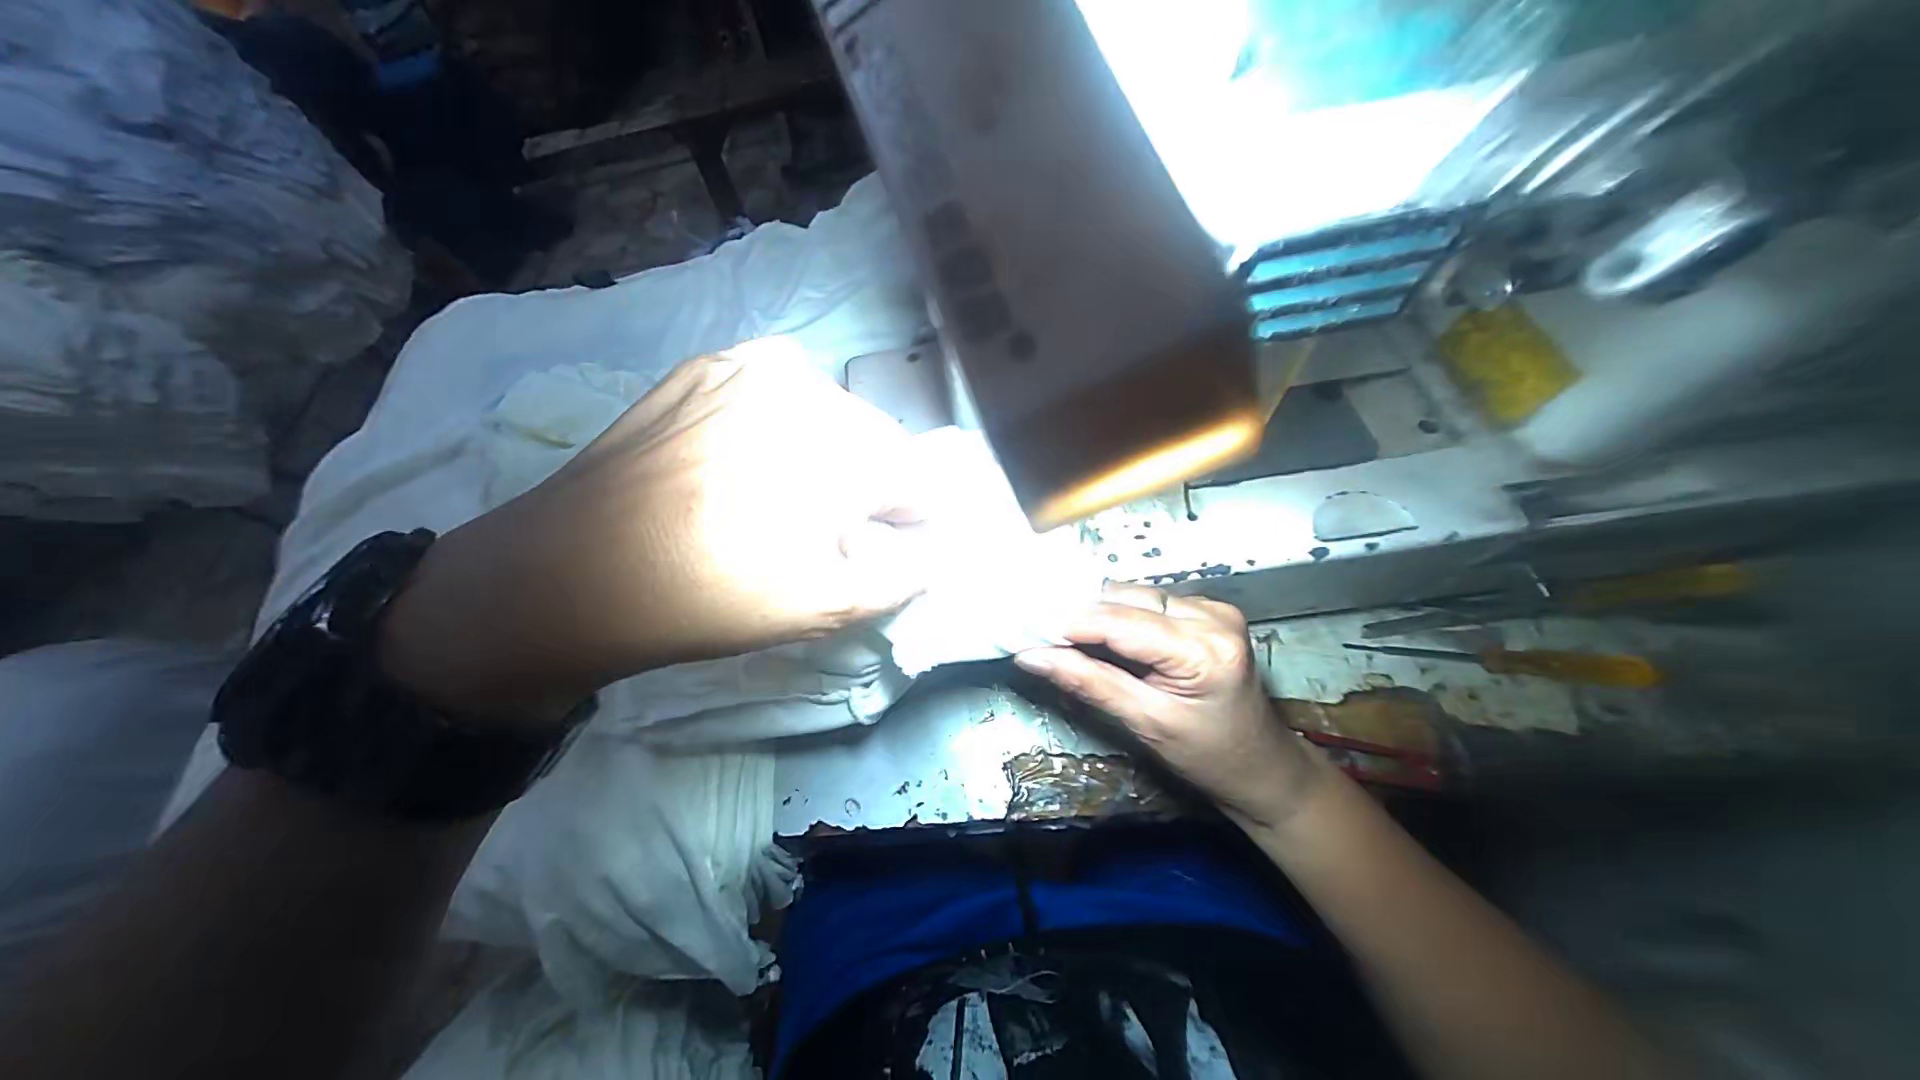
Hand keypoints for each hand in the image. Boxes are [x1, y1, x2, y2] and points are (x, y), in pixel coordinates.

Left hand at [379, 350, 930, 724]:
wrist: (574, 570)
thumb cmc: (706, 595)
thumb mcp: (821, 606)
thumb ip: (901, 576)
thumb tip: (932, 547)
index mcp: (839, 445)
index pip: (916, 477)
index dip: (910, 518)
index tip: (887, 546)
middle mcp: (804, 385)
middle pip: (876, 437)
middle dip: (870, 483)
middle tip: (830, 530)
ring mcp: (748, 363)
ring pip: (829, 409)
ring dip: (828, 450)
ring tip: (783, 497)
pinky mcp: (705, 365)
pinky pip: (776, 390)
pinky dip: (782, 423)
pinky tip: (746, 462)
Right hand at [1013, 583, 1322, 828]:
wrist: (1263, 766)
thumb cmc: (1209, 756)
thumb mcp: (1145, 723)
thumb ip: (1088, 682)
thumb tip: (1032, 656)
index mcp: (1202, 649)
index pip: (1118, 622)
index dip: (1067, 623)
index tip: (1025, 631)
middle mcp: (1212, 615)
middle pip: (1125, 598)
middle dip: (1078, 615)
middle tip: (1037, 633)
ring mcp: (1214, 608)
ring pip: (1134, 595)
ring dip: (1097, 613)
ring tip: (1061, 635)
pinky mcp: (1209, 610)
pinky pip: (1149, 602)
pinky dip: (1119, 615)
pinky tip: (1099, 634)